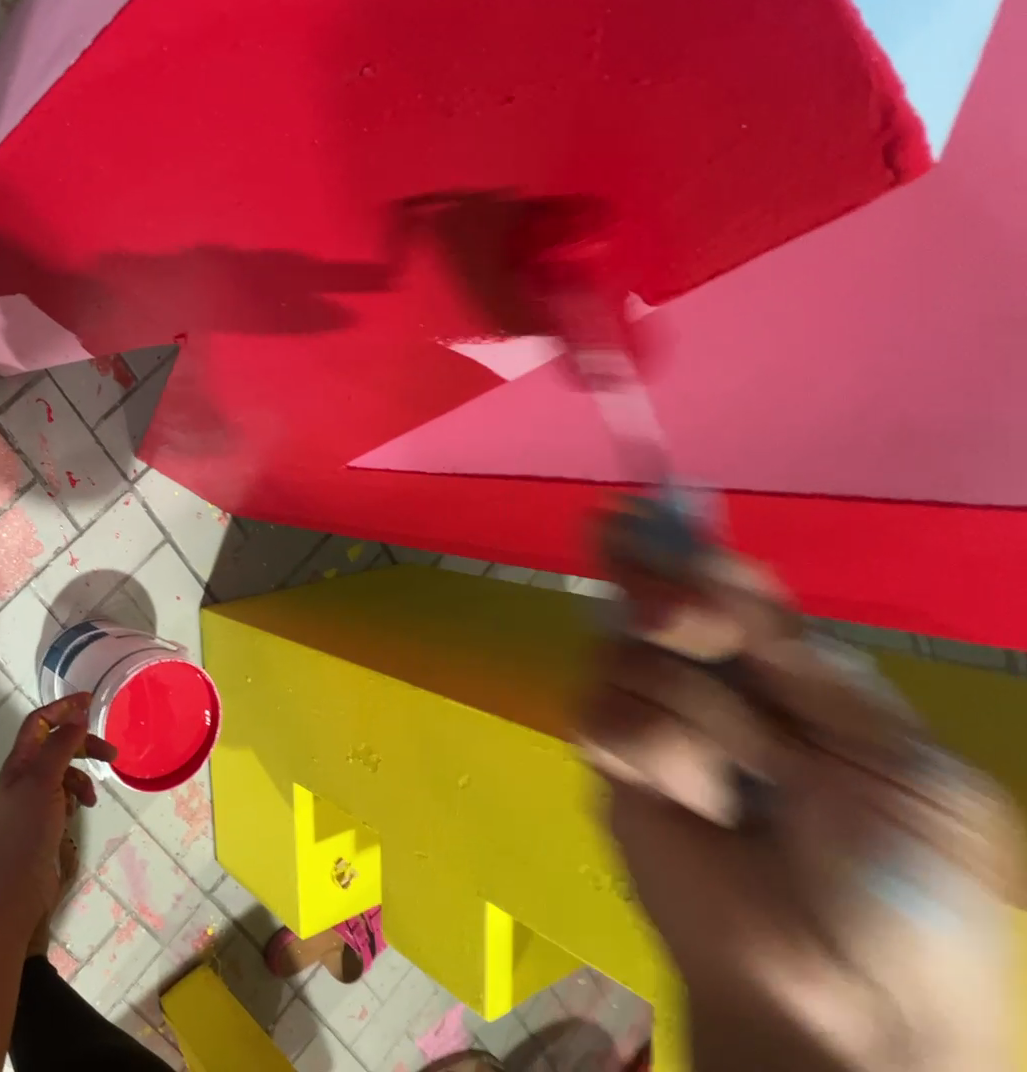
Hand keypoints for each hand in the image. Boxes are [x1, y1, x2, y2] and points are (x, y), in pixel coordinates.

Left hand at [0, 693, 118, 932]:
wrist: (12, 889)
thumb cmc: (25, 830)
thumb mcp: (44, 781)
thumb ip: (61, 746)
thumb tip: (77, 714)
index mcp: (20, 762)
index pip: (40, 722)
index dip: (63, 708)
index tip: (91, 701)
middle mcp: (24, 777)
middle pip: (56, 746)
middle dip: (82, 744)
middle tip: (111, 753)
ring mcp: (34, 802)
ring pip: (63, 773)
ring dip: (81, 776)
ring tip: (93, 796)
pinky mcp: (43, 824)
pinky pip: (65, 798)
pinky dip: (77, 797)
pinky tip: (83, 810)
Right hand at [585, 507, 1021, 1070]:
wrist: (834, 986)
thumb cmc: (901, 879)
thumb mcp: (895, 758)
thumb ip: (801, 664)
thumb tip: (713, 577)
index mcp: (794, 677)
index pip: (728, 591)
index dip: (684, 552)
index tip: (631, 518)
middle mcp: (715, 687)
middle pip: (662, 605)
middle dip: (678, 609)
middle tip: (691, 633)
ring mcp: (654, 723)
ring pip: (630, 661)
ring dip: (694, 719)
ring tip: (738, 786)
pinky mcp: (610, 763)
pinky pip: (603, 717)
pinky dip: (645, 749)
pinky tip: (684, 797)